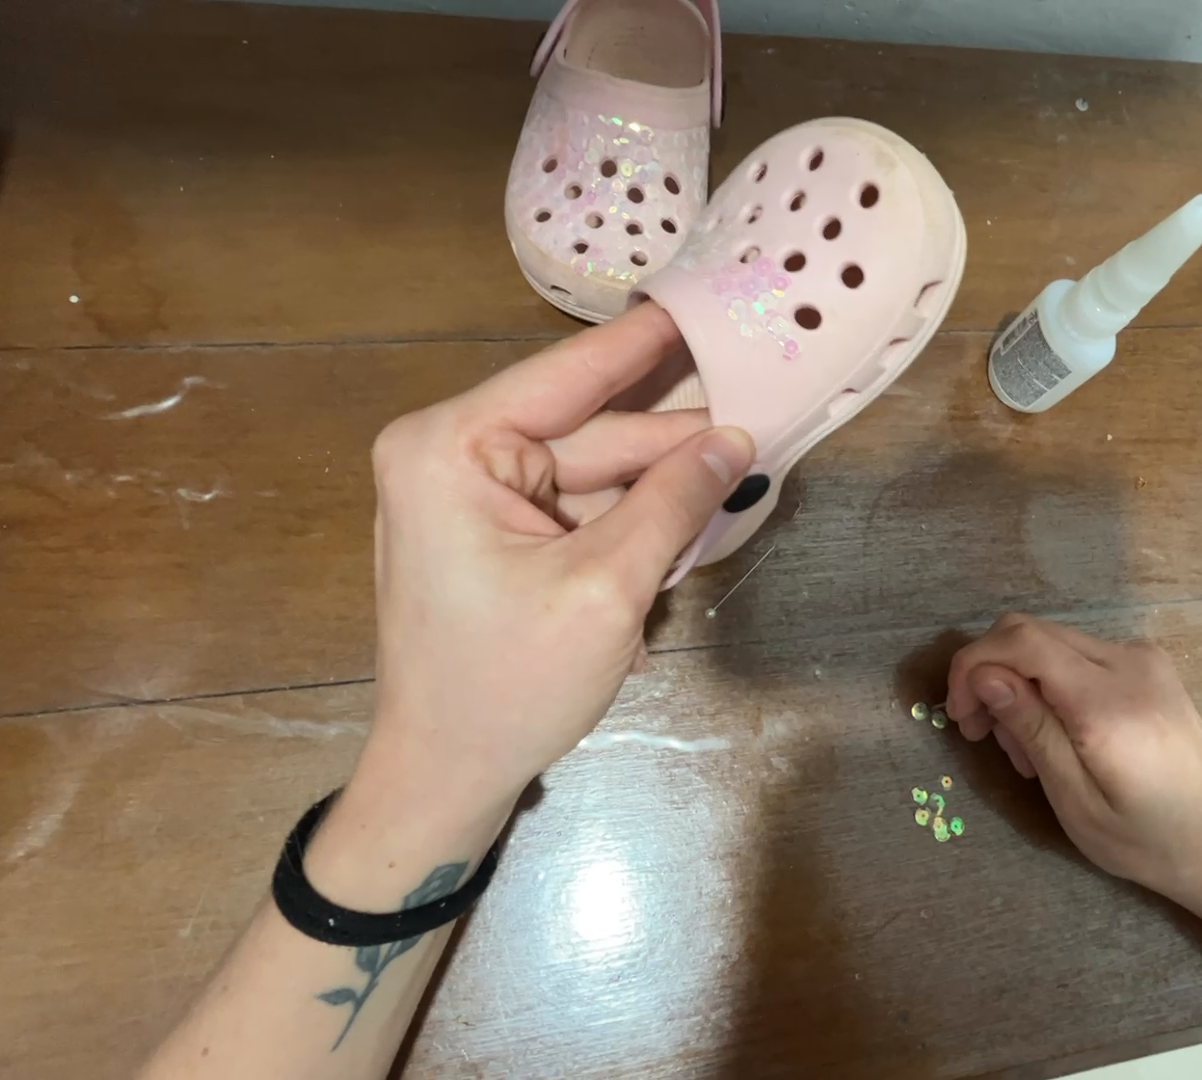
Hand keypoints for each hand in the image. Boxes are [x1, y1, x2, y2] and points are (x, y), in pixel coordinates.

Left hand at [349, 303, 753, 838]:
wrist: (448, 775)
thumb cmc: (510, 684)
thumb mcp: (606, 587)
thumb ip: (672, 503)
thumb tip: (734, 441)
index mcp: (453, 448)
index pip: (568, 376)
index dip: (643, 343)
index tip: (696, 301)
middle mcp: (458, 456)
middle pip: (590, 431)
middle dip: (670, 436)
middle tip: (753, 409)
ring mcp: (480, 498)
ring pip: (595, 472)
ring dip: (660, 483)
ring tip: (738, 464)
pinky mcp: (504, 535)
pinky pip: (585, 507)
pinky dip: (636, 515)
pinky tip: (691, 511)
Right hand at [946, 614, 1201, 918]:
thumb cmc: (1146, 840)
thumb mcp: (1075, 801)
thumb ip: (1031, 729)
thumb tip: (984, 675)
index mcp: (1109, 701)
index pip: (1022, 641)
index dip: (974, 664)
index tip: (958, 713)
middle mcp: (1128, 661)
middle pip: (1028, 631)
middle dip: (988, 672)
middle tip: (980, 732)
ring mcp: (1140, 656)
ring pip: (1046, 640)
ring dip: (1016, 681)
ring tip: (1022, 746)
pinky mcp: (1144, 661)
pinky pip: (1072, 653)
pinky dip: (1044, 682)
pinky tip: (1052, 730)